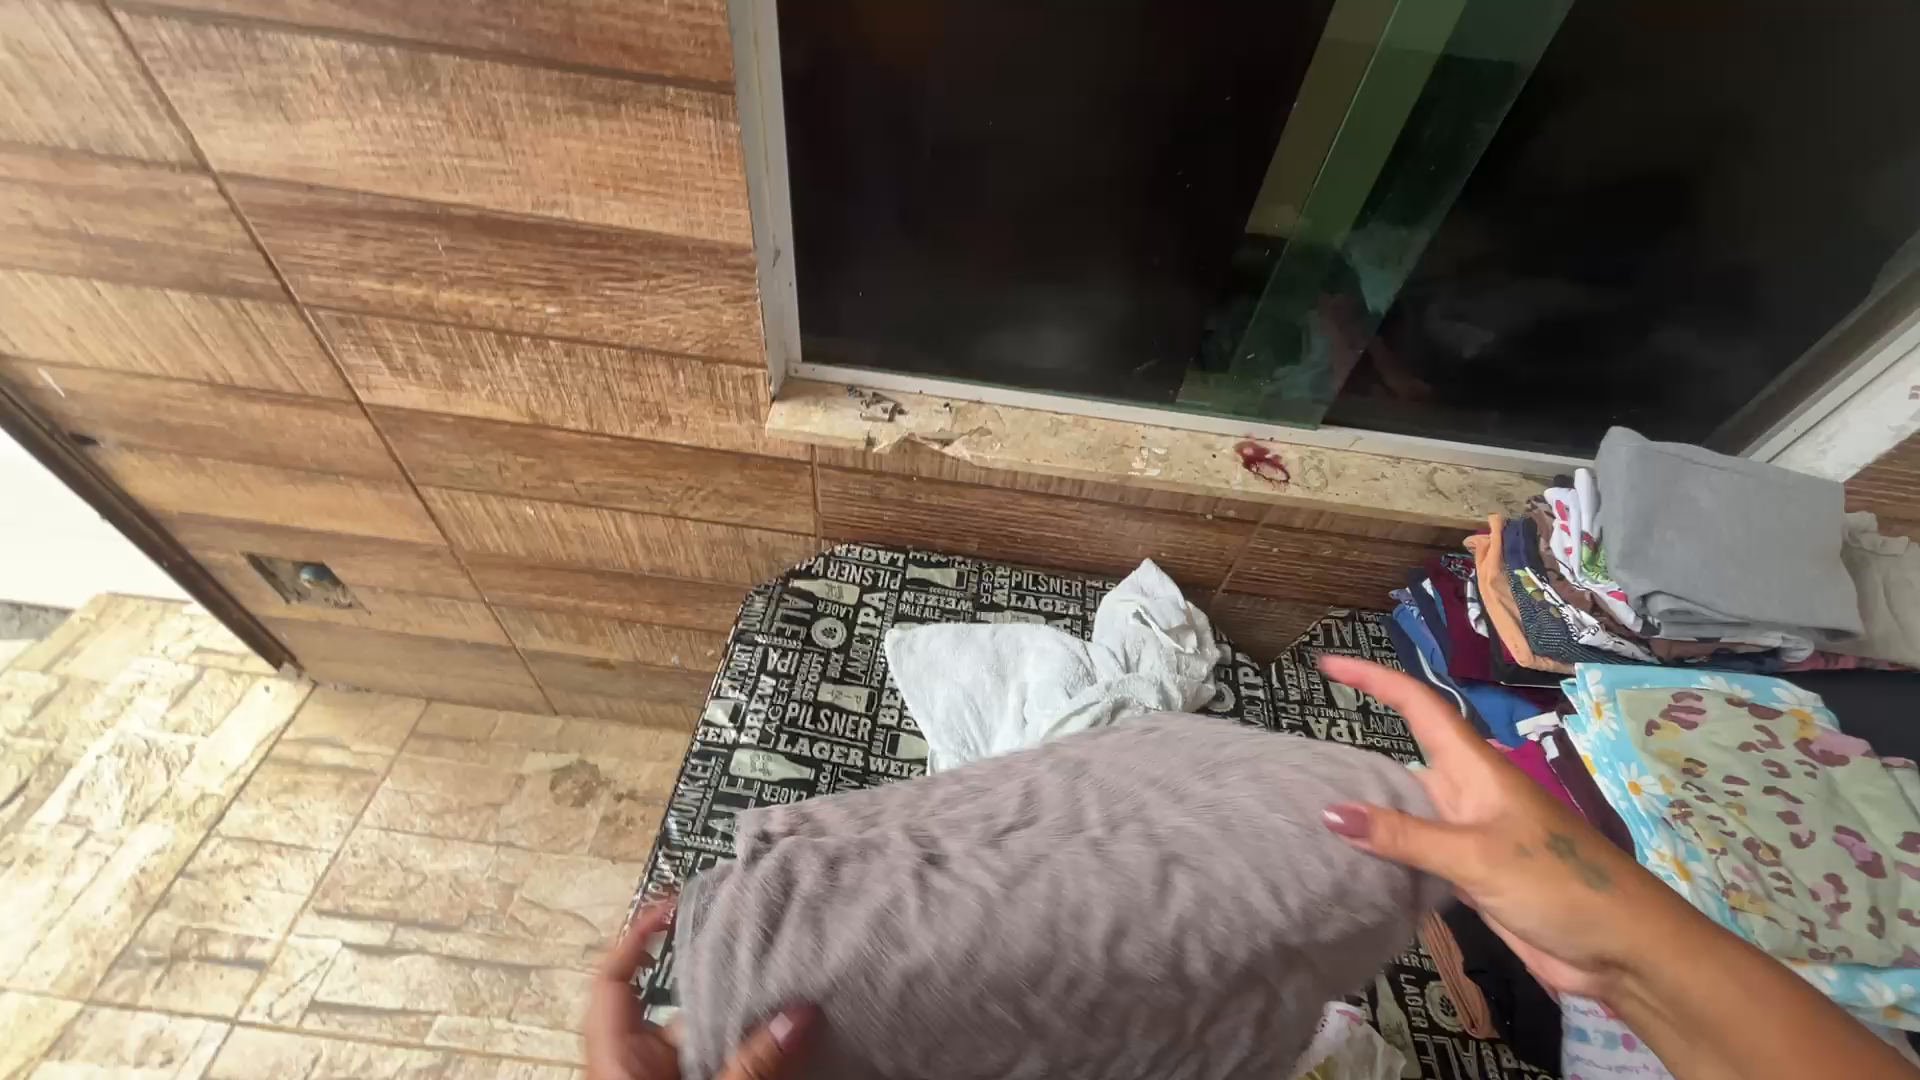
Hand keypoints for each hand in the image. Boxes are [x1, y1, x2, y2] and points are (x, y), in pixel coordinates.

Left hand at [587, 898, 821, 1079]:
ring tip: (793, 986)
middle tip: (766, 941)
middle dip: (724, 975)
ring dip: (748, 1017)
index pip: (612, 984)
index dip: (635, 937)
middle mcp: (640, 1071)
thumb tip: (803, 1014)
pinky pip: (726, 1064)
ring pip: (709, 1039)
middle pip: (679, 1005)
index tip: (675, 903)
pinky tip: (794, 1041)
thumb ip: (751, 1068)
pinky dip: (756, 1051)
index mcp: (618, 1065)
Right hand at [1313, 654, 1689, 1001]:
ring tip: (1310, 810)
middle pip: (1401, 758)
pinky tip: (1351, 859)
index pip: (1417, 706)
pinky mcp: (1470, 872)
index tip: (1328, 664)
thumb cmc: (1563, 885)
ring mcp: (1468, 833)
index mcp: (1474, 768)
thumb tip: (1329, 812)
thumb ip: (1402, 836)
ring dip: (1366, 809)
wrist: (1632, 957)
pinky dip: (1382, 849)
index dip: (1373, 679)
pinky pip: (1412, 849)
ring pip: (1403, 808)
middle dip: (1355, 754)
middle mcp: (1465, 792)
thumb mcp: (1477, 856)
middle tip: (1300, 761)